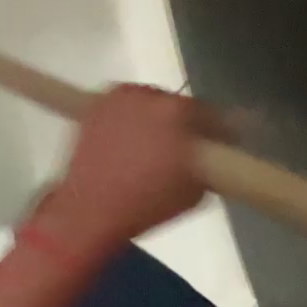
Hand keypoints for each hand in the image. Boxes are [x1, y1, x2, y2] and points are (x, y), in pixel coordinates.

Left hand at [31, 84, 209, 254]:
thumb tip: (216, 147)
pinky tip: (125, 141)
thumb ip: (212, 162)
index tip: (214, 145)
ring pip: (150, 103)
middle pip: (179, 106)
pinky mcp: (97, 103)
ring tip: (146, 147)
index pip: (213, 114)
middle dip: (182, 125)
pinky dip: (127, 118)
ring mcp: (121, 97)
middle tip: (176, 149)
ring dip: (153, 119)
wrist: (89, 210)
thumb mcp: (195, 191)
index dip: (216, 131)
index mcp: (182, 114)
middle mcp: (152, 96)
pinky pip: (122, 106)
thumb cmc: (146, 205)